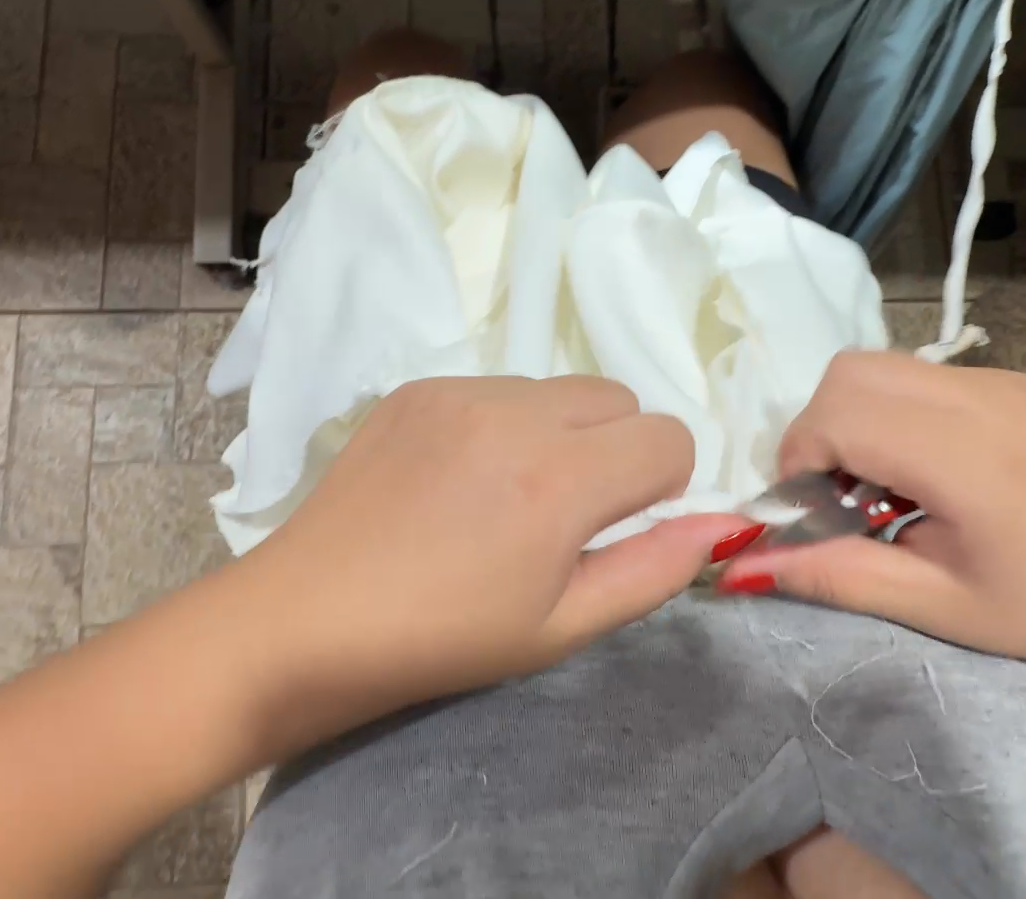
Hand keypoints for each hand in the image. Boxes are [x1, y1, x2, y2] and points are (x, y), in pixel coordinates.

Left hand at [238, 375, 748, 745]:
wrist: (308, 619)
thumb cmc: (444, 640)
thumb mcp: (561, 627)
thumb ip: (653, 570)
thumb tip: (718, 524)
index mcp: (559, 479)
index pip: (669, 438)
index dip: (662, 484)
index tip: (617, 523)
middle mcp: (516, 412)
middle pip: (620, 398)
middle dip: (618, 449)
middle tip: (566, 510)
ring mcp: (460, 390)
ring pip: (560, 389)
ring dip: (562, 432)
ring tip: (504, 493)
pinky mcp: (418, 387)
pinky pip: (500, 386)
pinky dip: (506, 423)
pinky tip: (458, 477)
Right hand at [718, 350, 1025, 677]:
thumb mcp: (933, 606)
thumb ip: (830, 574)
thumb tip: (738, 564)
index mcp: (970, 457)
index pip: (838, 415)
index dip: (798, 459)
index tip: (810, 511)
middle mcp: (985, 397)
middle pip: (847, 373)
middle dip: (817, 431)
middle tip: (838, 495)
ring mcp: (1002, 381)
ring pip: (875, 365)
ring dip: (849, 417)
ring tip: (877, 482)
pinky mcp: (1010, 381)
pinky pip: (913, 374)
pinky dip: (886, 411)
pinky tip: (917, 468)